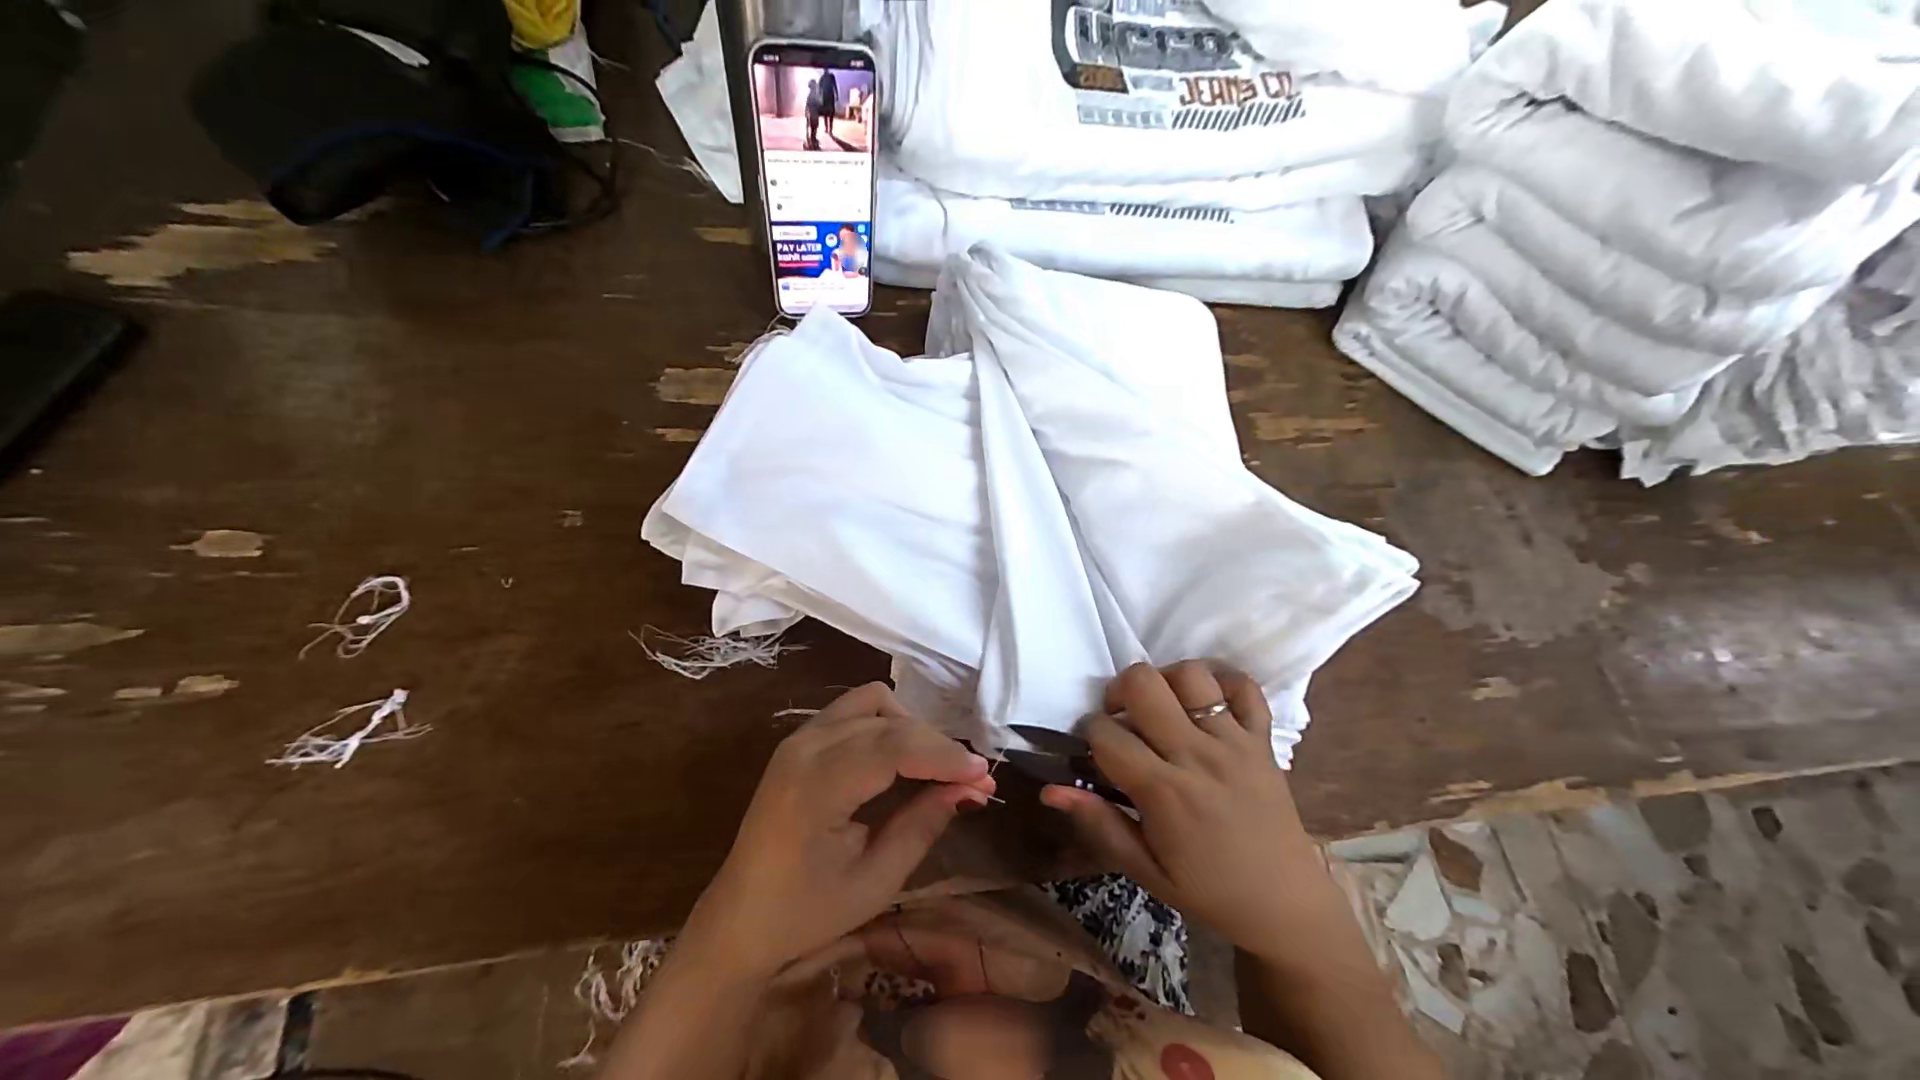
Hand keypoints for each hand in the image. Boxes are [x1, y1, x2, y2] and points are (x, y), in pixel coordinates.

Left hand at [679, 683, 994, 979]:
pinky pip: (854, 709)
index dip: (945, 756)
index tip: (985, 777)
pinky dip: (887, 723)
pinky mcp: (799, 739)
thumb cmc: (806, 912)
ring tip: (935, 769)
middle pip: (889, 721)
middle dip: (936, 745)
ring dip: (911, 728)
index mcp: (817, 786)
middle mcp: (805, 747)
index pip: (895, 747)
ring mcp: (799, 737)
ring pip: (873, 702)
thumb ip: (922, 826)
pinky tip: (901, 757)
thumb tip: (970, 788)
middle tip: (972, 781)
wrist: (740, 917)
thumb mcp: (875, 881)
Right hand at [1039, 661, 1323, 959]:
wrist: (1285, 904)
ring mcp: (1235, 742)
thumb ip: (1099, 823)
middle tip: (1120, 717)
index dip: (1089, 734)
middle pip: (1143, 683)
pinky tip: (1204, 703)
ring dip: (1165, 681)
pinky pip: (1244, 686)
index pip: (1107, 734)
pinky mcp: (1263, 740)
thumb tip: (1050, 789)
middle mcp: (1198, 756)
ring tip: (1161, 707)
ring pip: (1191, 674)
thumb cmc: (1208, 890)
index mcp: (1165, 792)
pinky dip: (1221, 682)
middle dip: (1118, 691)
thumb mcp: (1144, 870)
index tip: (1095, 751)